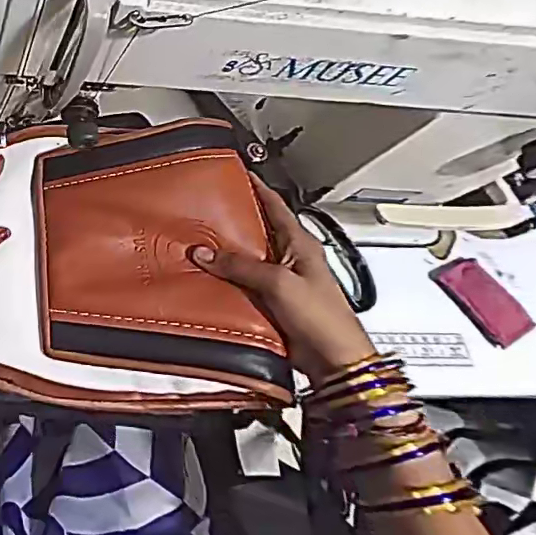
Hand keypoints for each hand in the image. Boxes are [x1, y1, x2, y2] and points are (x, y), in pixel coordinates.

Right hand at [190, 174, 374, 376]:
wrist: (335, 362)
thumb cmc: (324, 319)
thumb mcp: (278, 283)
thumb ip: (240, 266)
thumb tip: (205, 252)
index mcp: (299, 243)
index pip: (275, 204)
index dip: (256, 186)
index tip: (237, 172)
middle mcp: (290, 257)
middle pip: (256, 230)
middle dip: (232, 220)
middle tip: (205, 208)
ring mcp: (281, 280)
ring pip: (247, 258)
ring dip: (226, 253)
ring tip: (200, 242)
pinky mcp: (271, 302)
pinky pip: (243, 284)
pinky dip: (227, 279)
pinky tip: (209, 278)